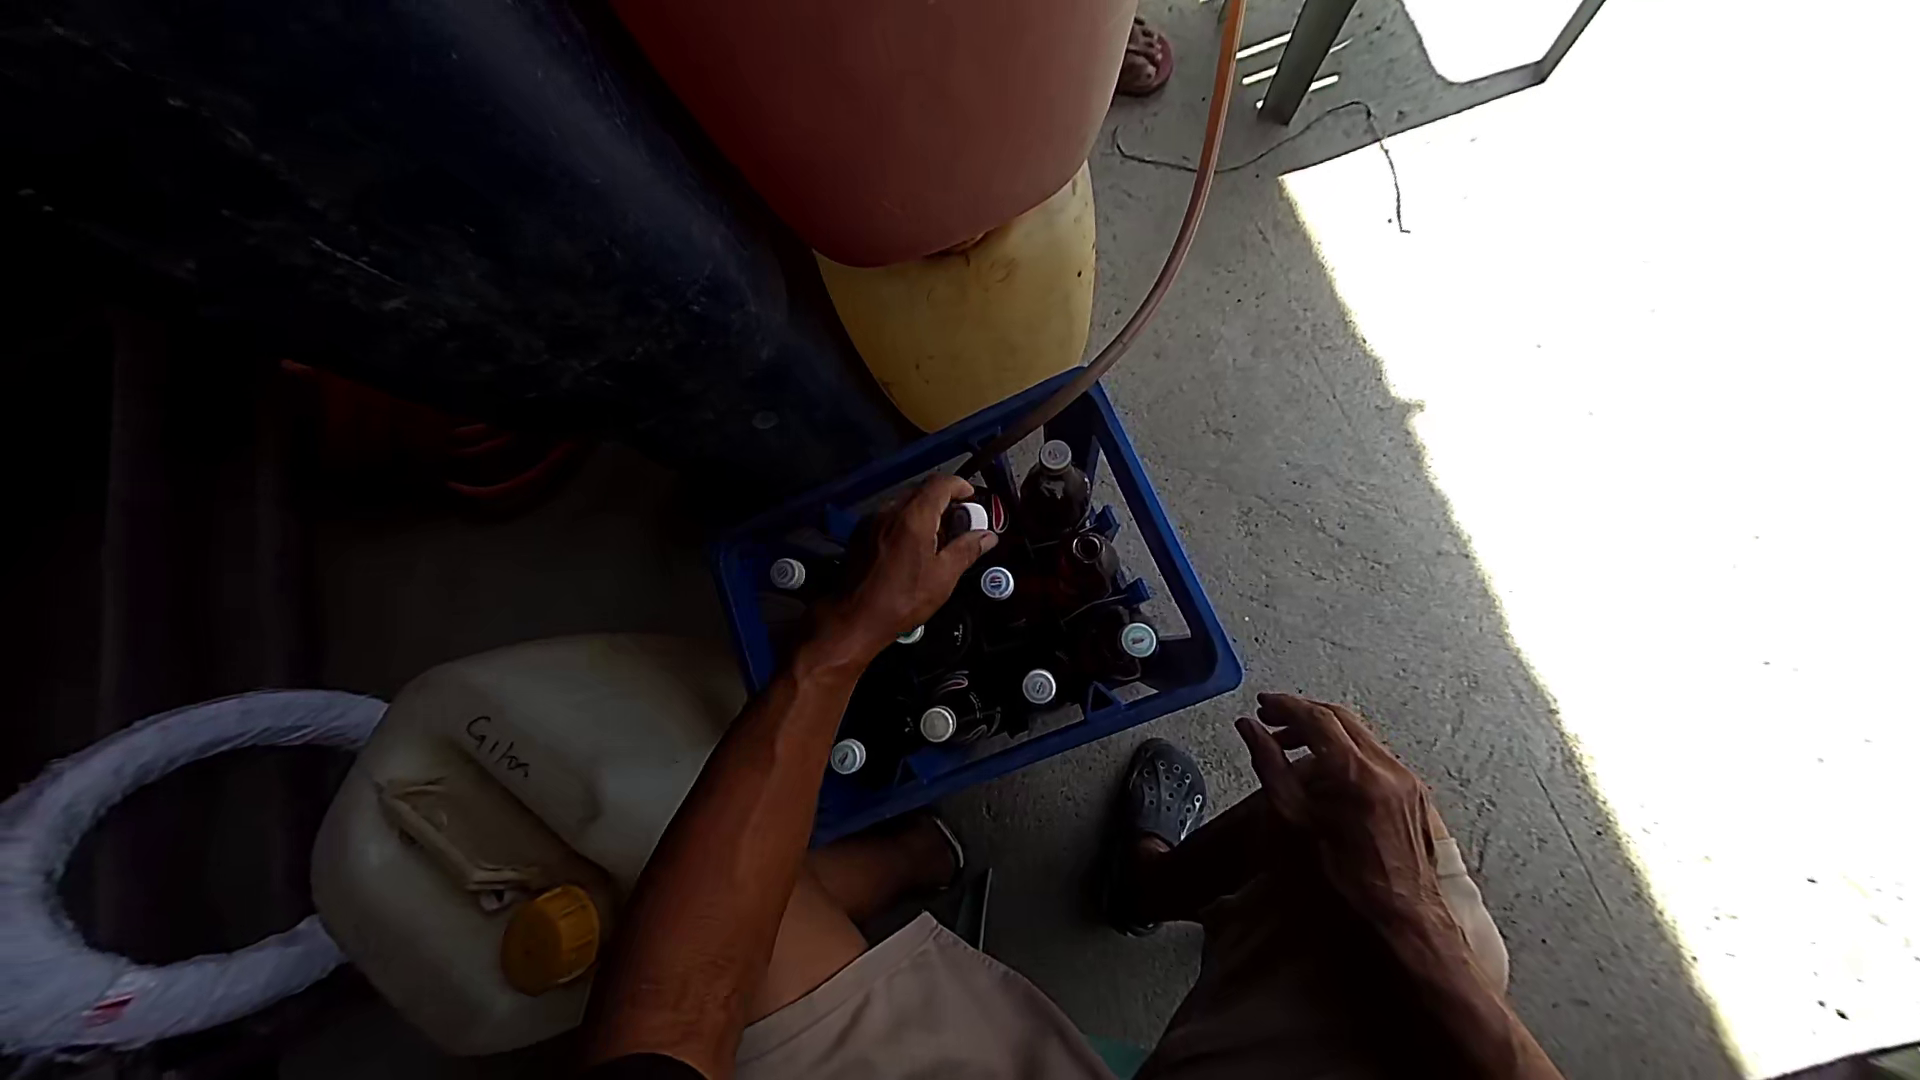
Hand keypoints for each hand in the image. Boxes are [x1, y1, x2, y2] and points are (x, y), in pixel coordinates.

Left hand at [814, 473, 996, 662]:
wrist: (855, 618)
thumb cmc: (902, 600)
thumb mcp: (943, 577)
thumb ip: (967, 550)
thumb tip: (988, 536)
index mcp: (913, 517)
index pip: (940, 483)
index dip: (960, 485)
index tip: (972, 497)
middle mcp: (890, 511)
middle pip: (922, 491)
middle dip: (944, 500)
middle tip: (960, 522)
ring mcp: (872, 520)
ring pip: (904, 503)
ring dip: (925, 511)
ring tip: (938, 537)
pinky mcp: (861, 532)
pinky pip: (889, 516)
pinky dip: (906, 521)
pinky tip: (913, 546)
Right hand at [1235, 694, 1446, 918]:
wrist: (1403, 914)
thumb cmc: (1346, 874)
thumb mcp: (1293, 816)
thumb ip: (1268, 764)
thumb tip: (1249, 729)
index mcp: (1357, 774)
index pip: (1316, 718)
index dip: (1285, 705)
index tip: (1263, 704)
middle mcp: (1386, 768)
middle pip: (1338, 716)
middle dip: (1301, 711)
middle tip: (1271, 716)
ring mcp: (1404, 777)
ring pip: (1357, 730)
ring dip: (1320, 727)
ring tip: (1290, 741)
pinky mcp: (1412, 789)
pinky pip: (1372, 750)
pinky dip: (1341, 745)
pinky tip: (1321, 764)